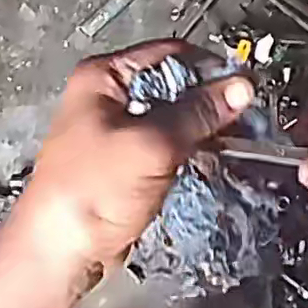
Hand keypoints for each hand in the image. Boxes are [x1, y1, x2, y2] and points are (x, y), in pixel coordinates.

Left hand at [11, 40, 253, 292]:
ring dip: (205, 129)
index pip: (170, 54)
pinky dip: (193, 151)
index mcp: (104, 78)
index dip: (209, 67)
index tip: (243, 85)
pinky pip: (170, 148)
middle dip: (211, 102)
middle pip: (175, 87)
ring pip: (176, 120)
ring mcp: (120, 133)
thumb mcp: (152, 143)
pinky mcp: (130, 164)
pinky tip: (217, 159)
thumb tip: (240, 87)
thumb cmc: (90, 191)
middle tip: (247, 117)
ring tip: (240, 140)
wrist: (60, 252)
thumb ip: (199, 113)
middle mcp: (111, 99)